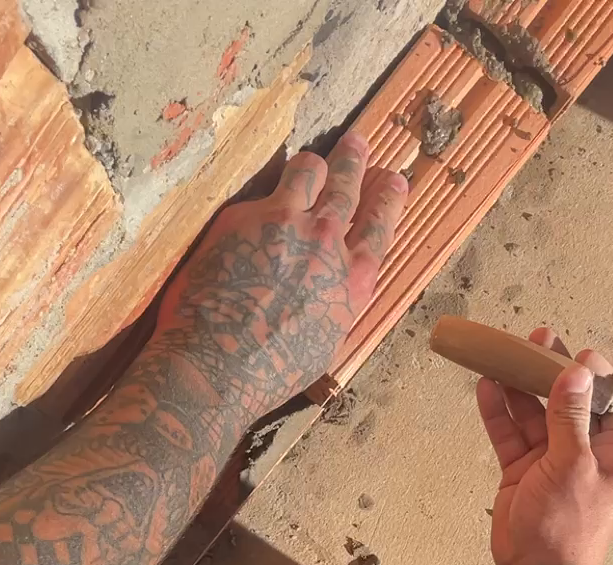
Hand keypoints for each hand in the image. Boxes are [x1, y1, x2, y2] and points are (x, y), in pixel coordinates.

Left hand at [148, 131, 408, 414]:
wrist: (219, 366)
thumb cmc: (270, 373)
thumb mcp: (323, 345)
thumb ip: (334, 304)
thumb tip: (327, 291)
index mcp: (352, 281)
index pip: (379, 227)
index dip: (387, 200)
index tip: (393, 181)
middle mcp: (327, 243)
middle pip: (348, 186)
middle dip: (354, 161)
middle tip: (357, 144)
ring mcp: (286, 222)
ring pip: (309, 170)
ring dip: (313, 163)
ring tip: (312, 160)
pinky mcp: (244, 215)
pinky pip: (260, 191)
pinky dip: (263, 194)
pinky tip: (254, 202)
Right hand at [476, 328, 612, 564]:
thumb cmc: (569, 524)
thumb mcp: (574, 465)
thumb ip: (571, 417)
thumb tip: (576, 370)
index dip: (595, 374)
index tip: (574, 352)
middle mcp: (586, 449)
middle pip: (570, 400)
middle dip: (552, 371)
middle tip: (536, 338)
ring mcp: (551, 459)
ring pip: (535, 414)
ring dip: (520, 387)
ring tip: (505, 354)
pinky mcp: (522, 470)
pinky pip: (510, 435)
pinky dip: (499, 413)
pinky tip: (486, 388)